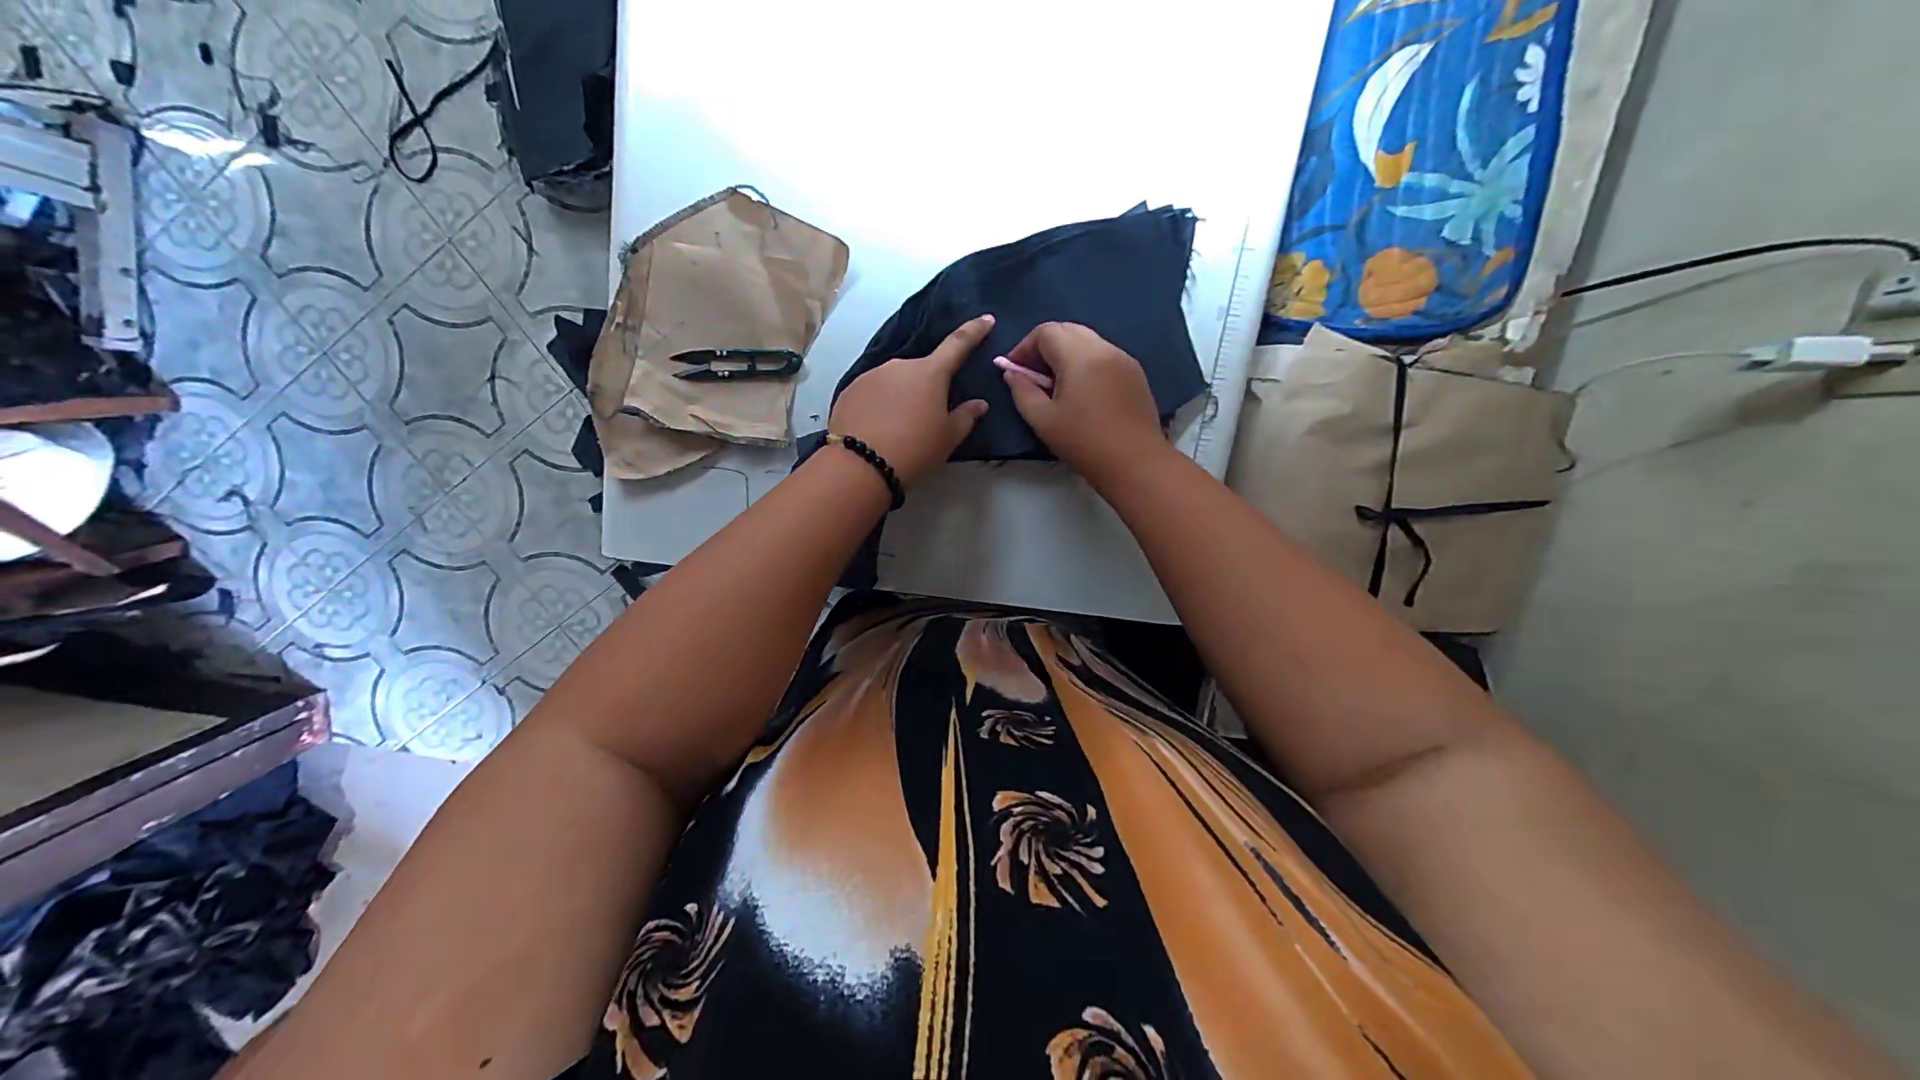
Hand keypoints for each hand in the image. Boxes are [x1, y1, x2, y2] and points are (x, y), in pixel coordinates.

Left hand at [828, 314, 993, 484]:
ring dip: (902, 396)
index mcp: (930, 372)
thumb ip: (966, 417)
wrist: (860, 464)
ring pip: (896, 381)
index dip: (975, 330)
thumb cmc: (914, 449)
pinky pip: (874, 392)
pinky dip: (880, 404)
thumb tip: (979, 404)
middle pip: (922, 370)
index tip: (986, 319)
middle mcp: (900, 365)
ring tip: (900, 427)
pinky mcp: (850, 389)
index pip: (958, 344)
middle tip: (928, 416)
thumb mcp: (948, 438)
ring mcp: (872, 375)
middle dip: (928, 386)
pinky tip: (879, 427)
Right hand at [997, 322, 1168, 486]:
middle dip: (1044, 346)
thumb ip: (1022, 391)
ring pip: (1087, 341)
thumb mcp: (1043, 420)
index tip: (1013, 370)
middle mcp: (1104, 348)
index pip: (1045, 332)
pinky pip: (1103, 355)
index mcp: (1079, 356)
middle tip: (1031, 375)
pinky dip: (1085, 362)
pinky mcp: (1134, 373)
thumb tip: (1011, 372)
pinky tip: (1080, 391)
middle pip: (1068, 330)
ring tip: (1055, 385)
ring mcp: (1123, 359)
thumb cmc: (1084, 442)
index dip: (1023, 347)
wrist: (1135, 463)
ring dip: (1065, 354)